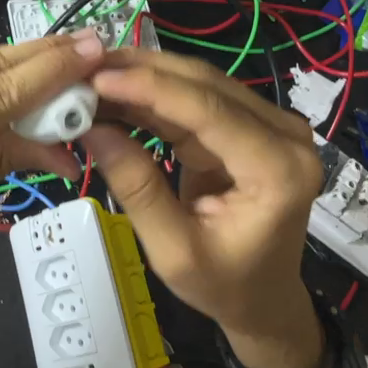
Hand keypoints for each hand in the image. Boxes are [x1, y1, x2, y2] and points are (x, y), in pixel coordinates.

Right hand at [80, 49, 325, 367]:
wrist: (264, 300)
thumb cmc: (225, 286)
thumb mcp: (173, 251)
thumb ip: (137, 188)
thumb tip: (91, 129)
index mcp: (279, 171)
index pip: (209, 110)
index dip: (150, 87)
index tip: (96, 77)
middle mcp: (284, 135)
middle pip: (205, 85)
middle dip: (141, 71)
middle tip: (83, 67)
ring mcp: (269, 126)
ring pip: (198, 83)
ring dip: (143, 76)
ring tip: (90, 74)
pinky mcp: (248, 125)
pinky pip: (195, 99)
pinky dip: (153, 95)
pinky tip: (114, 91)